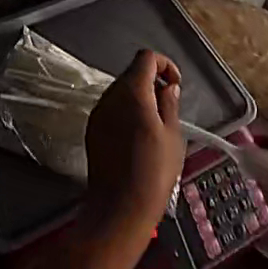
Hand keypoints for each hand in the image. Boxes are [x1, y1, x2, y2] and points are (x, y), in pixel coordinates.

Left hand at [82, 50, 183, 243]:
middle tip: (168, 108)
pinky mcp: (92, 130)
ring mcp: (98, 113)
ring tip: (155, 125)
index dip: (165, 65)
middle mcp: (110, 97)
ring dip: (139, 97)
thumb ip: (170, 104)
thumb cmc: (153, 173)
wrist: (119, 211)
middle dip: (153, 82)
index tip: (175, 86)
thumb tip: (168, 87)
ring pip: (121, 91)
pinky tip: (138, 137)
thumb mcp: (173, 136)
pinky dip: (126, 112)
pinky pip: (112, 109)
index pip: (146, 58)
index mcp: (133, 92)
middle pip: (132, 73)